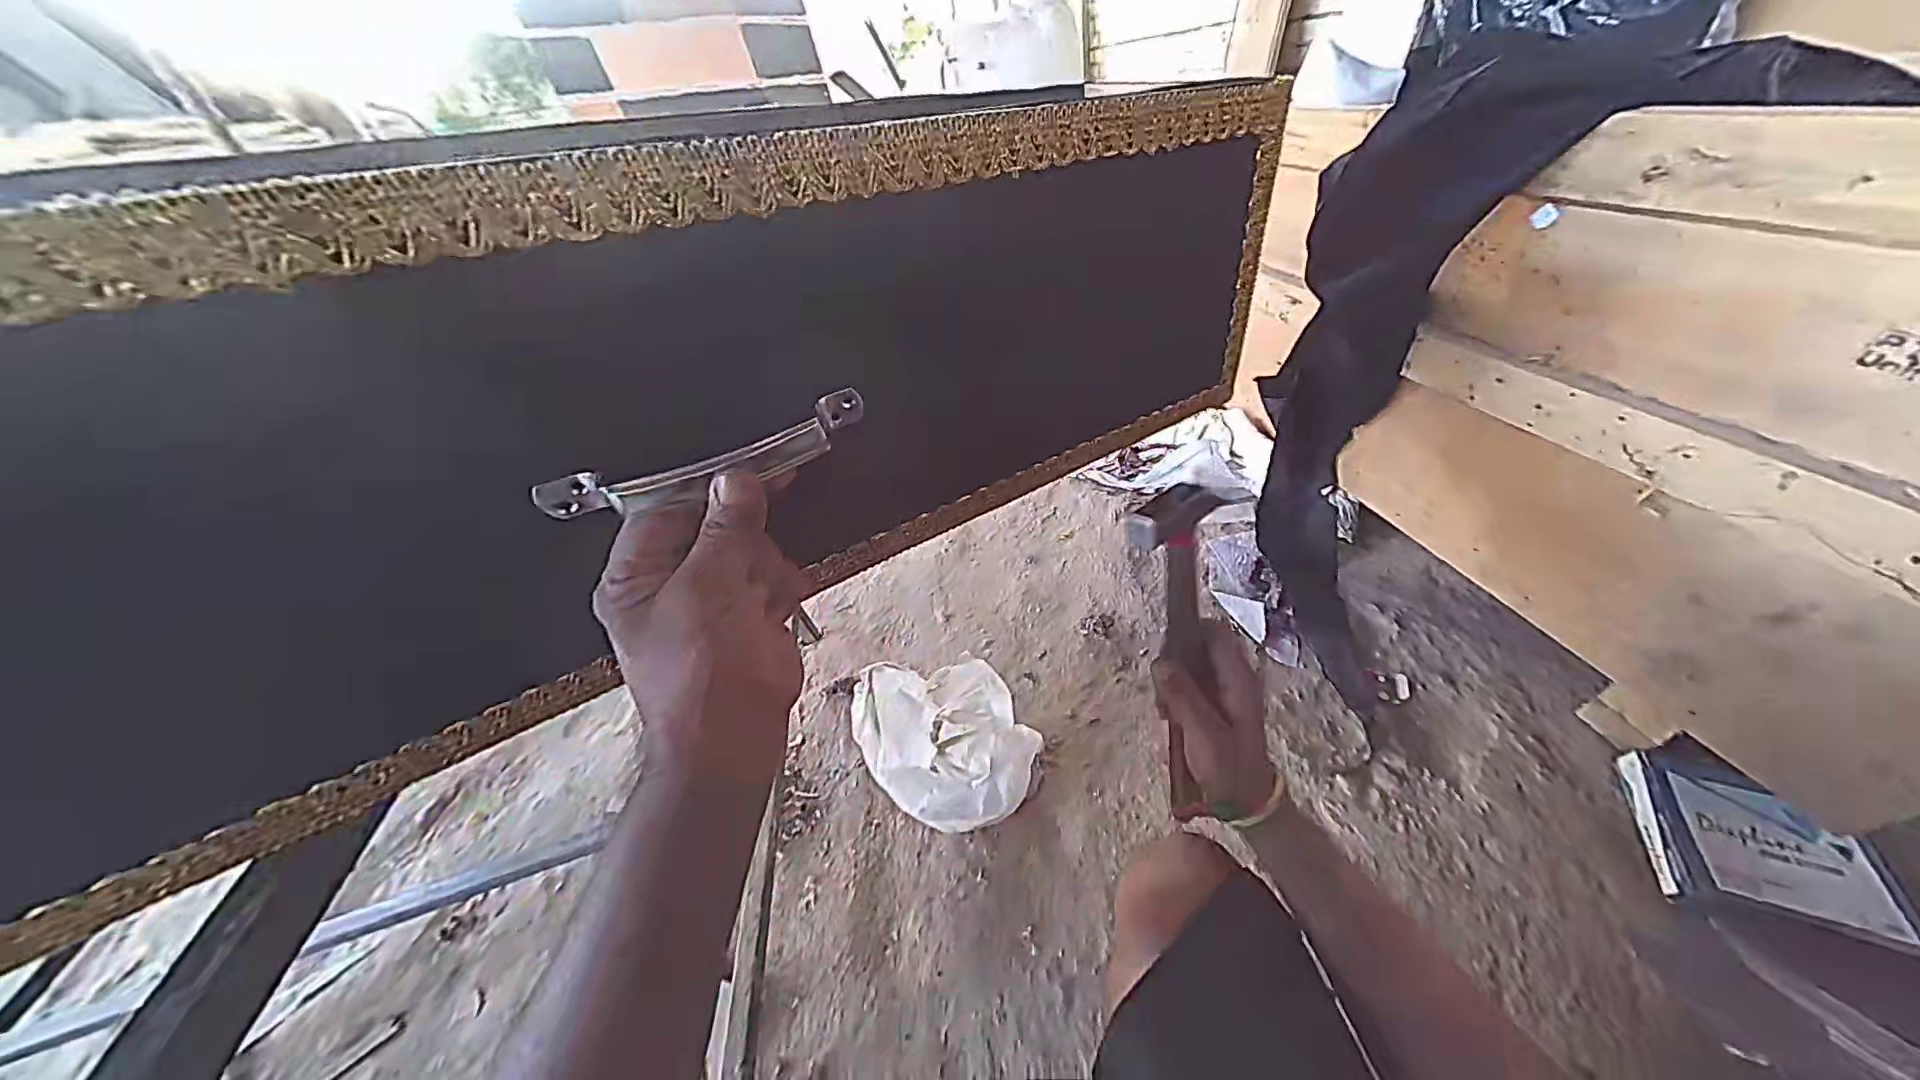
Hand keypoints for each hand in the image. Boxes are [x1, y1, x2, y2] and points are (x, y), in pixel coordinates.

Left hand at [593, 471, 812, 791]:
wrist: (735, 738)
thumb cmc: (700, 676)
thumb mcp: (706, 589)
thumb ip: (724, 530)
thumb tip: (736, 483)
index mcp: (637, 576)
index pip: (668, 508)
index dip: (707, 489)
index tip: (747, 472)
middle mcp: (674, 582)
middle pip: (716, 526)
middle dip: (742, 538)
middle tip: (756, 544)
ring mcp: (715, 598)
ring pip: (751, 548)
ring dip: (764, 566)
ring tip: (759, 599)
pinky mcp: (750, 612)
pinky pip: (772, 575)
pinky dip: (780, 586)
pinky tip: (774, 609)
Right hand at [1151, 621, 1279, 818]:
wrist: (1246, 802)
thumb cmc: (1228, 768)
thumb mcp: (1203, 734)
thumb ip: (1182, 696)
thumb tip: (1160, 662)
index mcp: (1238, 680)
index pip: (1216, 633)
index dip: (1190, 631)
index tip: (1166, 651)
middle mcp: (1234, 678)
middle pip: (1200, 646)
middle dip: (1175, 660)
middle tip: (1161, 687)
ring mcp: (1225, 690)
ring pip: (1192, 664)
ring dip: (1172, 679)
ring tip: (1165, 707)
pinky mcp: (1215, 703)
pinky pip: (1190, 683)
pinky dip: (1176, 692)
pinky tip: (1170, 715)